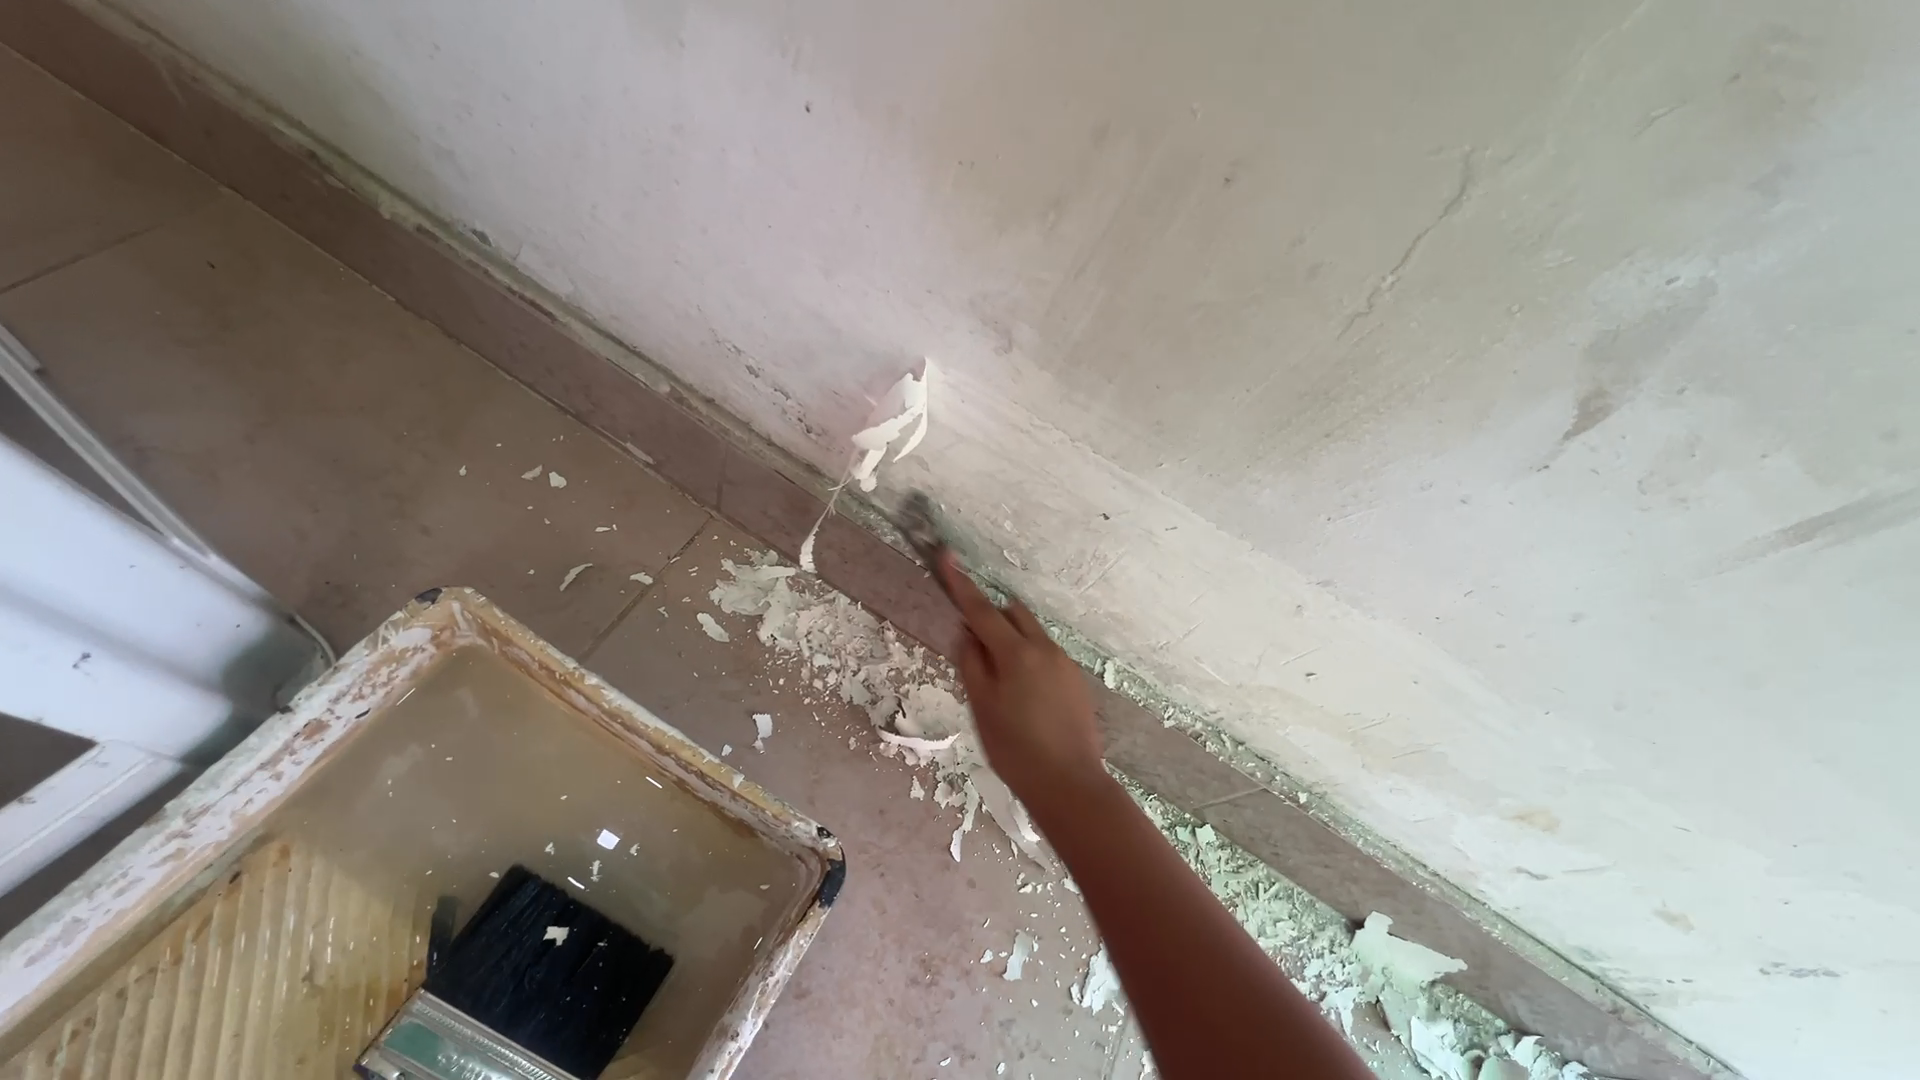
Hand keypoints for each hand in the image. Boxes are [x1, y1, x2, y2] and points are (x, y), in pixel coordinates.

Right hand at [935, 550, 1105, 802]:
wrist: (1069, 784)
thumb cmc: (1015, 749)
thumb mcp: (981, 707)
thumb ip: (971, 663)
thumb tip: (966, 632)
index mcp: (1016, 653)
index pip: (981, 609)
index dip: (961, 583)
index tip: (947, 555)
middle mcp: (1044, 648)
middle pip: (1013, 614)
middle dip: (992, 619)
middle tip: (976, 652)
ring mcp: (1065, 663)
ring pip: (1031, 635)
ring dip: (1012, 642)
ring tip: (1001, 687)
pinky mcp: (1077, 681)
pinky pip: (1046, 656)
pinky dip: (1029, 662)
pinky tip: (1025, 701)